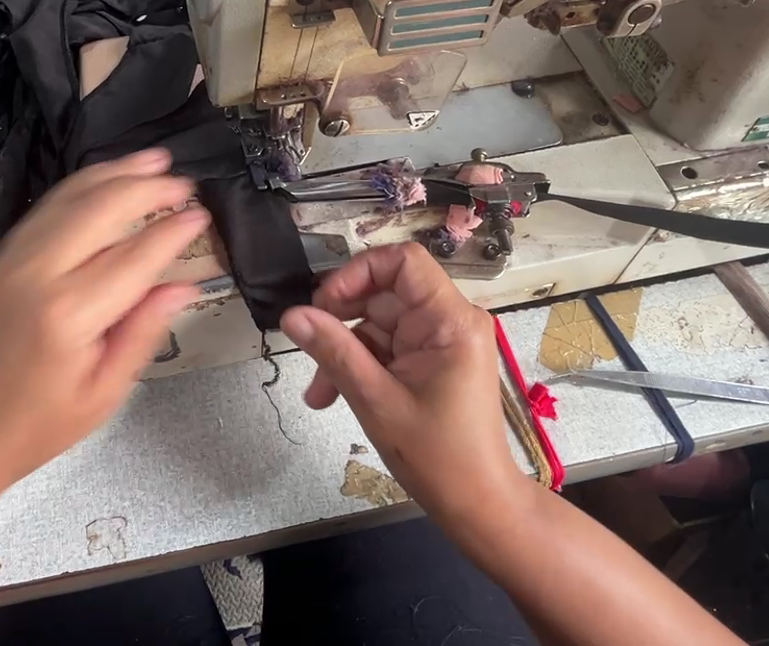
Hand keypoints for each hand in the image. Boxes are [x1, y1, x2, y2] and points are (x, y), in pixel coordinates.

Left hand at [0, 148, 207, 501]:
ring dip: (114, 173)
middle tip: (183, 181)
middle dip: (147, 186)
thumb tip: (183, 287)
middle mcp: (37, 274)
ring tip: (151, 160)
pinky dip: (80, 186)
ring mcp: (12, 261)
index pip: (136, 256)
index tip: (201, 215)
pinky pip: (46, 208)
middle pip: (101, 208)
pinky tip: (103, 181)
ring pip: (70, 197)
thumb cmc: (32, 428)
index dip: (174, 231)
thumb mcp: (103, 394)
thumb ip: (143, 332)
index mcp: (69, 315)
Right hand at [279, 243, 528, 523]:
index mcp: (450, 320)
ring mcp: (440, 339)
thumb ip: (333, 351)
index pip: (403, 262)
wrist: (478, 507)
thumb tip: (291, 315)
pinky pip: (387, 345)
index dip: (359, 271)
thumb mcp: (375, 400)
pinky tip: (331, 395)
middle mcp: (450, 319)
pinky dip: (359, 364)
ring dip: (344, 349)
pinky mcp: (431, 359)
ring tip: (317, 391)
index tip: (325, 302)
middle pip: (385, 292)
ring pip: (378, 322)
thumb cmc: (436, 456)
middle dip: (341, 318)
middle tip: (308, 342)